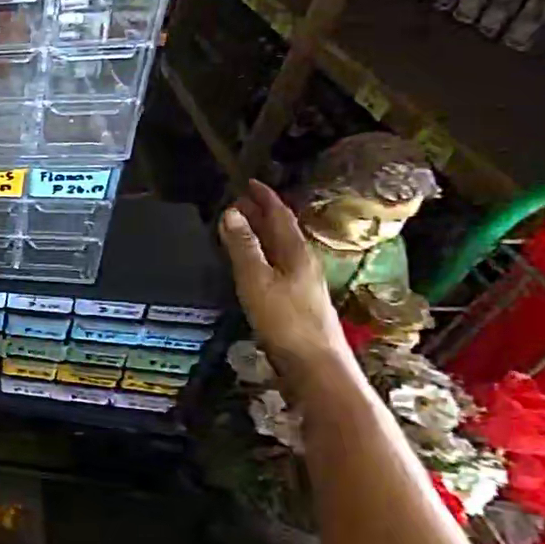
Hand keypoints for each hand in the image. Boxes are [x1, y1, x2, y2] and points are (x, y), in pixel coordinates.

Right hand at [218, 180, 350, 374]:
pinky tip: (252, 257)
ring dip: (261, 231)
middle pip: (282, 229)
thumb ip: (243, 247)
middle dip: (262, 212)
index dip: (265, 198)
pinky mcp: (294, 295)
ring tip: (241, 222)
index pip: (280, 217)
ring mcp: (301, 279)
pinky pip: (276, 260)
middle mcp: (302, 261)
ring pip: (280, 245)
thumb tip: (231, 212)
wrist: (313, 361)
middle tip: (240, 199)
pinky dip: (262, 249)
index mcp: (295, 253)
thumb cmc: (283, 318)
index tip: (249, 182)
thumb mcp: (256, 279)